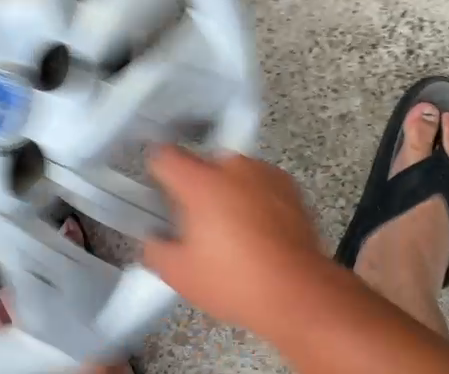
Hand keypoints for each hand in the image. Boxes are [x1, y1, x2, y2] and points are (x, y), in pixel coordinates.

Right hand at [141, 145, 328, 332]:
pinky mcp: (286, 184)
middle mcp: (231, 169)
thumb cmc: (241, 283)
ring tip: (233, 233)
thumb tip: (153, 241)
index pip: (165, 156)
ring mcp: (261, 173)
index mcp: (200, 183)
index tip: (158, 180)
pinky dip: (255, 198)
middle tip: (200, 224)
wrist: (295, 292)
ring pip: (232, 174)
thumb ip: (154, 248)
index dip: (158, 169)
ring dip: (228, 193)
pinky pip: (259, 183)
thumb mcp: (180, 274)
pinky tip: (257, 231)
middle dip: (197, 190)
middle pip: (201, 167)